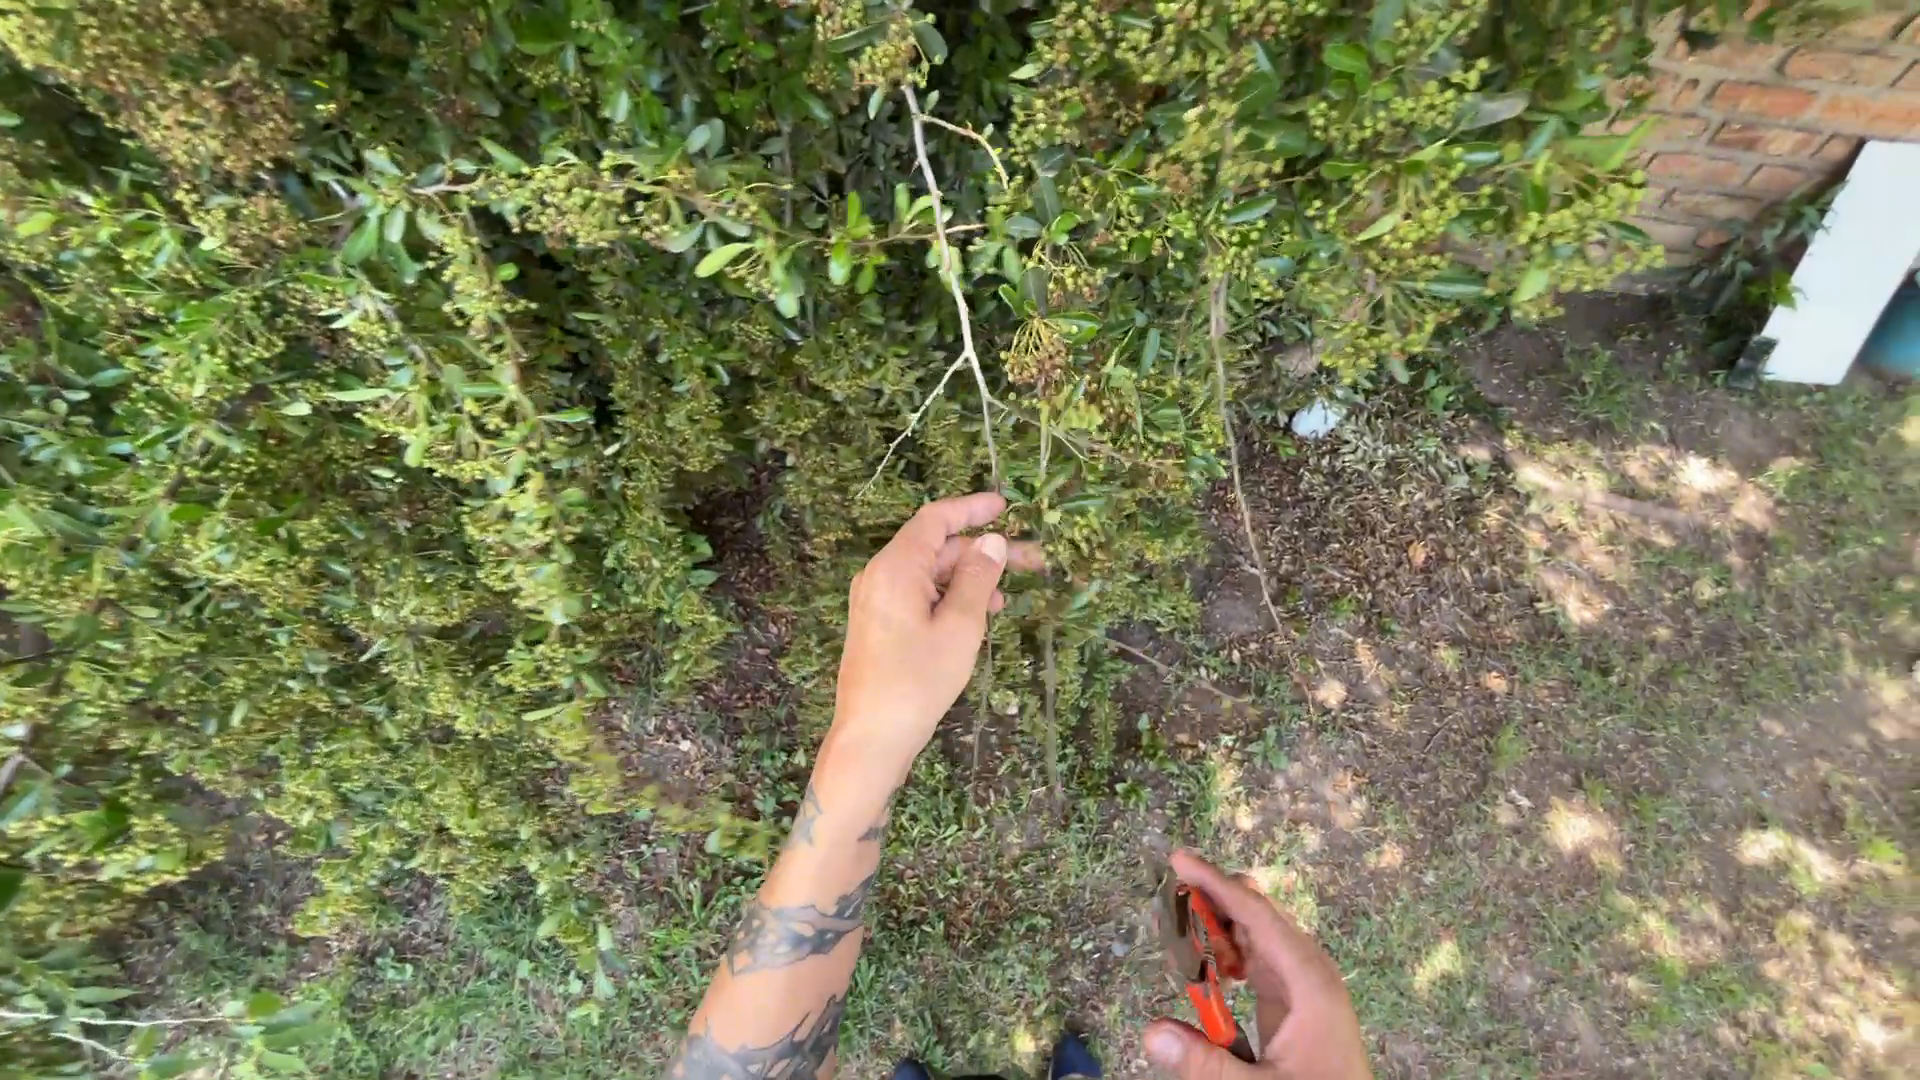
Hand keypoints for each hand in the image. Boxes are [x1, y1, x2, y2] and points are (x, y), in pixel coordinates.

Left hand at [830, 492, 1041, 782]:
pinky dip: (949, 597)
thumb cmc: (917, 681)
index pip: (935, 520)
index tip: (1005, 506)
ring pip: (930, 574)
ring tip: (1009, 594)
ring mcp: (877, 600)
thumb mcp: (959, 627)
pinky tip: (979, 615)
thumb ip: (978, 580)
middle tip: (1029, 560)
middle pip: (936, 548)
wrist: (871, 736)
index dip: (971, 508)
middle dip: (981, 551)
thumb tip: (991, 542)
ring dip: (969, 578)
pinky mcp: (879, 622)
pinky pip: (918, 595)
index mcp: (895, 567)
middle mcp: (880, 575)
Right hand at [1146, 851, 1370, 1079]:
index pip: (1257, 914)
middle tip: (1168, 895)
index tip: (1178, 859)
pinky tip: (1203, 962)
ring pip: (1255, 933)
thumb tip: (1150, 1031)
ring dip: (1216, 925)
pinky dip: (1226, 951)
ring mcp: (1304, 985)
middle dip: (1212, 898)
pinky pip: (1256, 958)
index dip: (1216, 883)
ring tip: (1176, 923)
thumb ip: (1207, 1064)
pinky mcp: (1295, 1001)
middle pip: (1257, 915)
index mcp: (1310, 982)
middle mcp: (1309, 972)